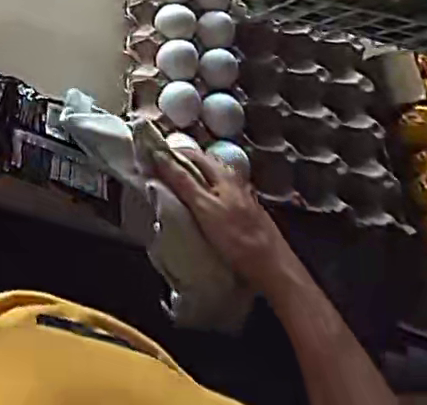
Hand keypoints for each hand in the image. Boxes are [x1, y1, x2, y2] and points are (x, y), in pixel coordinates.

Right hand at [154, 147, 302, 296]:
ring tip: (172, 193)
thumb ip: (181, 180)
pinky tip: (196, 210)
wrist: (277, 273)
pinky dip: (202, 197)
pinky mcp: (246, 216)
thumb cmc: (238, 239)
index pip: (190, 152)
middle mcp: (234, 181)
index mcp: (223, 175)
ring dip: (190, 183)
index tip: (150, 161)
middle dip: (178, 167)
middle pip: (200, 166)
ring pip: (209, 182)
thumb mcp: (203, 207)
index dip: (169, 153)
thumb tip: (159, 154)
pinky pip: (217, 197)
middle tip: (157, 177)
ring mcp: (242, 199)